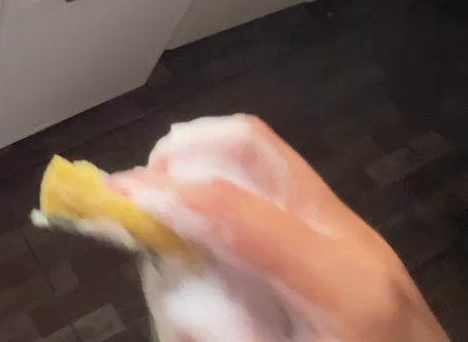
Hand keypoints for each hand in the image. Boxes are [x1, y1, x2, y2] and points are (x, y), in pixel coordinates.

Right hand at [109, 115, 447, 341]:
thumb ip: (216, 326)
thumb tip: (161, 278)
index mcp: (345, 288)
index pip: (236, 212)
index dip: (167, 197)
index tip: (116, 196)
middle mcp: (349, 237)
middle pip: (250, 143)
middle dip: (182, 151)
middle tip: (142, 189)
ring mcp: (352, 229)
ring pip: (258, 150)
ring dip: (199, 161)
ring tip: (166, 204)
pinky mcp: (346, 233)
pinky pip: (270, 178)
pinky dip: (223, 181)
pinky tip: (206, 226)